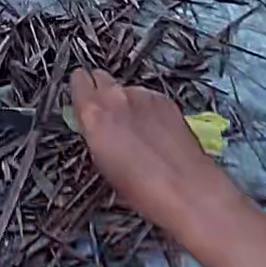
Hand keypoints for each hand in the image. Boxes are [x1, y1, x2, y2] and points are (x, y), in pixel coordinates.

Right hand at [70, 68, 236, 236]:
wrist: (187, 190)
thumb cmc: (141, 188)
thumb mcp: (102, 162)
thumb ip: (94, 132)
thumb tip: (93, 124)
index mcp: (93, 113)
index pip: (78, 80)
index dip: (81, 90)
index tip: (84, 99)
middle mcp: (115, 97)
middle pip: (100, 76)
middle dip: (101, 90)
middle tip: (108, 114)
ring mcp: (141, 95)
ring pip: (125, 88)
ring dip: (126, 102)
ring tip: (138, 129)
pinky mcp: (164, 99)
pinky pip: (148, 96)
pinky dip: (148, 108)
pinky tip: (157, 131)